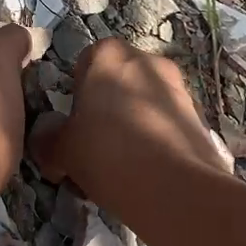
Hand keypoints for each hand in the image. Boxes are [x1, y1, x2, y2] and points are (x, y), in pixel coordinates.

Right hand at [32, 38, 222, 191]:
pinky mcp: (200, 119)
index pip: (84, 64)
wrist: (178, 191)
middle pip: (117, 82)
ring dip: (134, 125)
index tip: (76, 124)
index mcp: (107, 53)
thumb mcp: (63, 149)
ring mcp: (177, 88)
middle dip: (108, 108)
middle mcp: (145, 60)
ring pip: (144, 103)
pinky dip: (158, 142)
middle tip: (98, 144)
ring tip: (125, 165)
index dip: (77, 95)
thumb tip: (45, 144)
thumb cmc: (109, 152)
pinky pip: (167, 125)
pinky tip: (149, 174)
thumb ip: (48, 140)